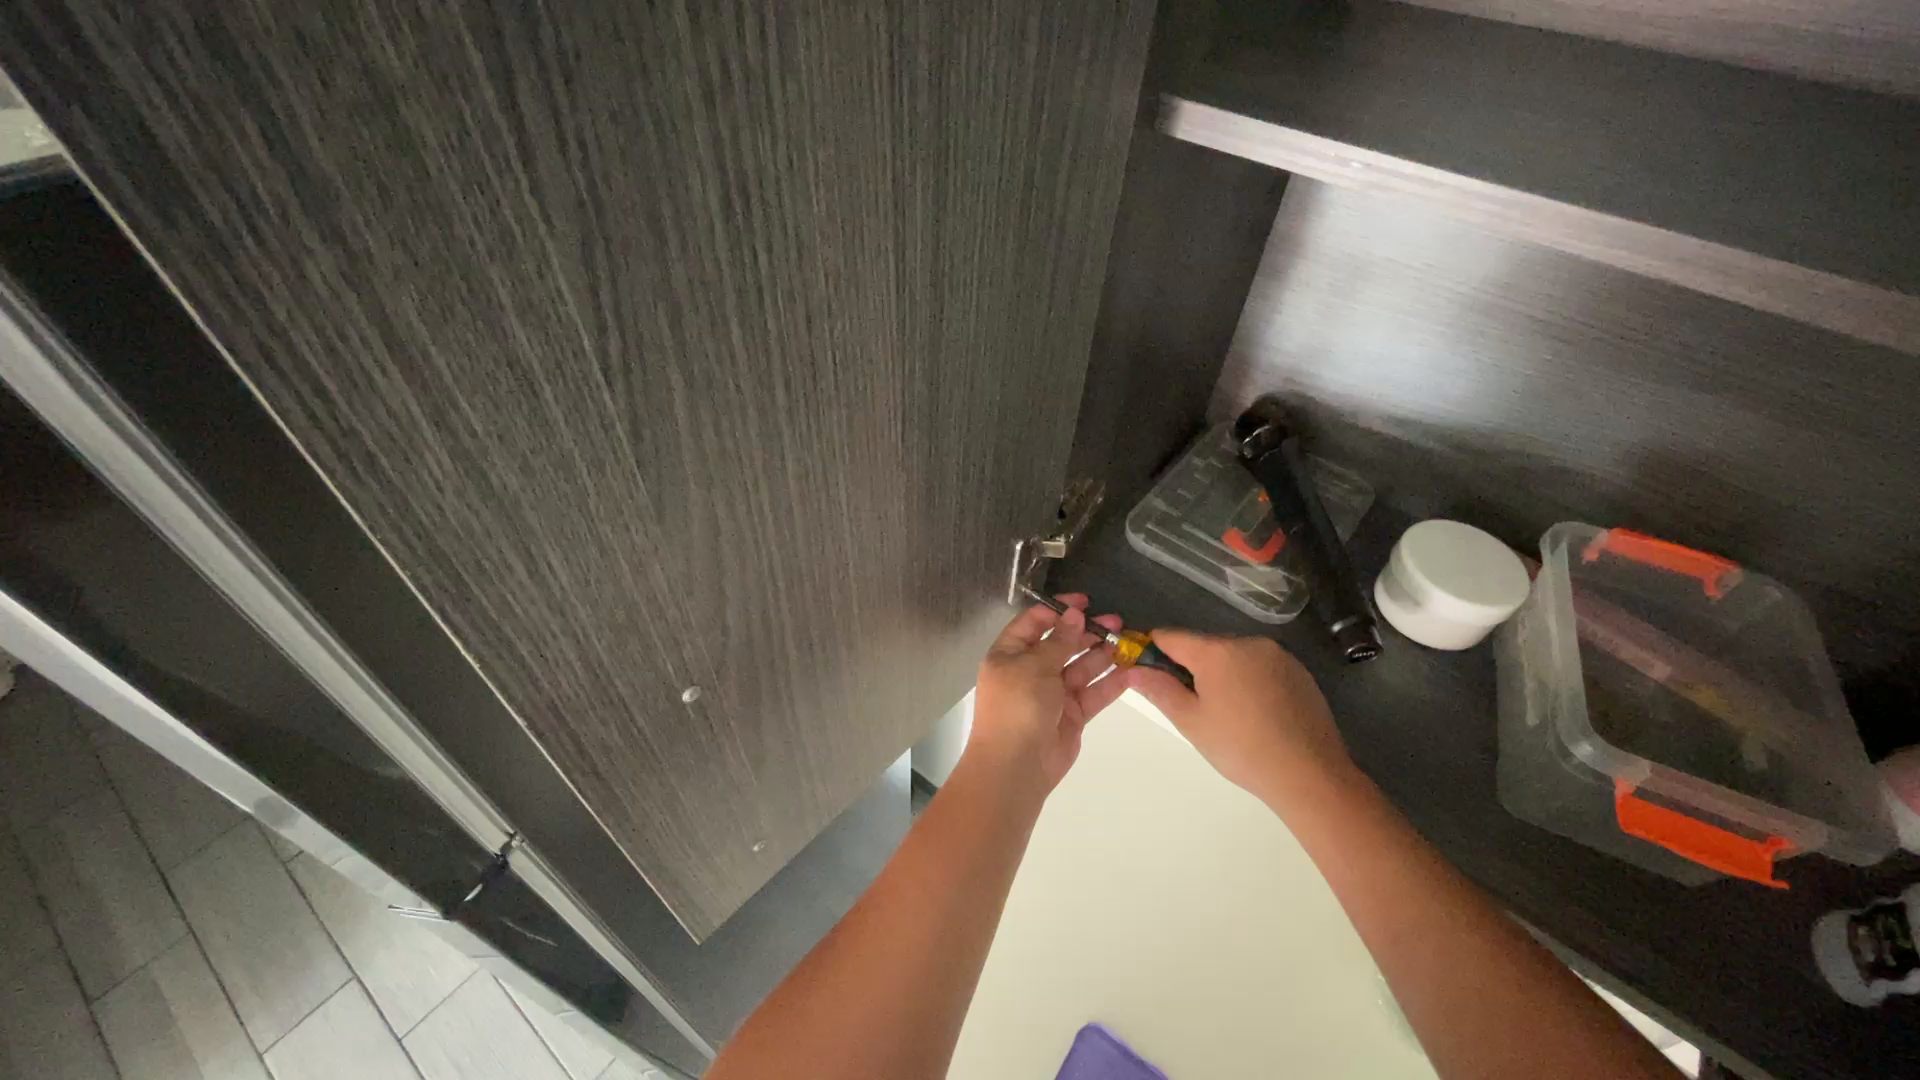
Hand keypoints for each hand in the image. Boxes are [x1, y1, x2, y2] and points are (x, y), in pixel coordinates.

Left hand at [966, 594, 1126, 794]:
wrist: (1016, 766)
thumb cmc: (1017, 707)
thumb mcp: (1034, 666)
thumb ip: (1058, 640)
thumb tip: (1073, 615)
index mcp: (1009, 655)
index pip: (1034, 623)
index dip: (1058, 610)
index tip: (1086, 602)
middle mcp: (1030, 671)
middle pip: (1062, 644)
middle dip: (1087, 632)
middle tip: (1116, 622)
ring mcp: (1052, 694)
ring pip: (1081, 668)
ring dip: (1103, 654)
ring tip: (1127, 640)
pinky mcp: (1072, 715)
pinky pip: (1093, 693)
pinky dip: (1111, 682)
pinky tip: (1131, 670)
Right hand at [1125, 630, 1356, 805]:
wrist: (1309, 774)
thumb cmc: (1241, 748)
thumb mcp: (1191, 722)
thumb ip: (1159, 689)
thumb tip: (1132, 670)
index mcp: (1217, 651)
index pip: (1171, 637)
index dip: (1153, 651)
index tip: (1147, 673)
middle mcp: (1248, 643)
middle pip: (1205, 646)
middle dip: (1191, 667)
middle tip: (1192, 706)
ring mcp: (1278, 656)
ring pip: (1235, 657)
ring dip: (1223, 675)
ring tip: (1228, 714)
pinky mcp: (1299, 672)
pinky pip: (1261, 668)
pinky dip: (1250, 682)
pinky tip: (1257, 715)